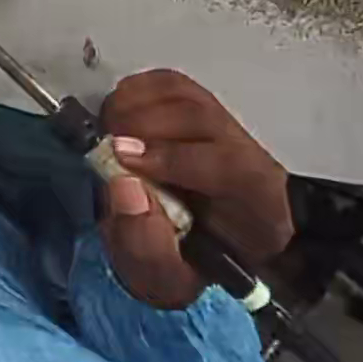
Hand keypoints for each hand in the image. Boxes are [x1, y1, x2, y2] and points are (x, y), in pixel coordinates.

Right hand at [96, 69, 291, 307]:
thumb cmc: (171, 263)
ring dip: (131, 108)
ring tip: (108, 136)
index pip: (230, 164)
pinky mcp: (193, 104)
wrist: (180, 247)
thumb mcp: (160, 279)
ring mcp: (221, 124)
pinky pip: (163, 82)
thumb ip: (145, 243)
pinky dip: (131, 93)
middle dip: (142, 127)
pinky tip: (116, 119)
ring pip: (181, 93)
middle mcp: (248, 156)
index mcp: (256, 207)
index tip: (122, 160)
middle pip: (201, 117)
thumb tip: (124, 186)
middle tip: (106, 148)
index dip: (174, 157)